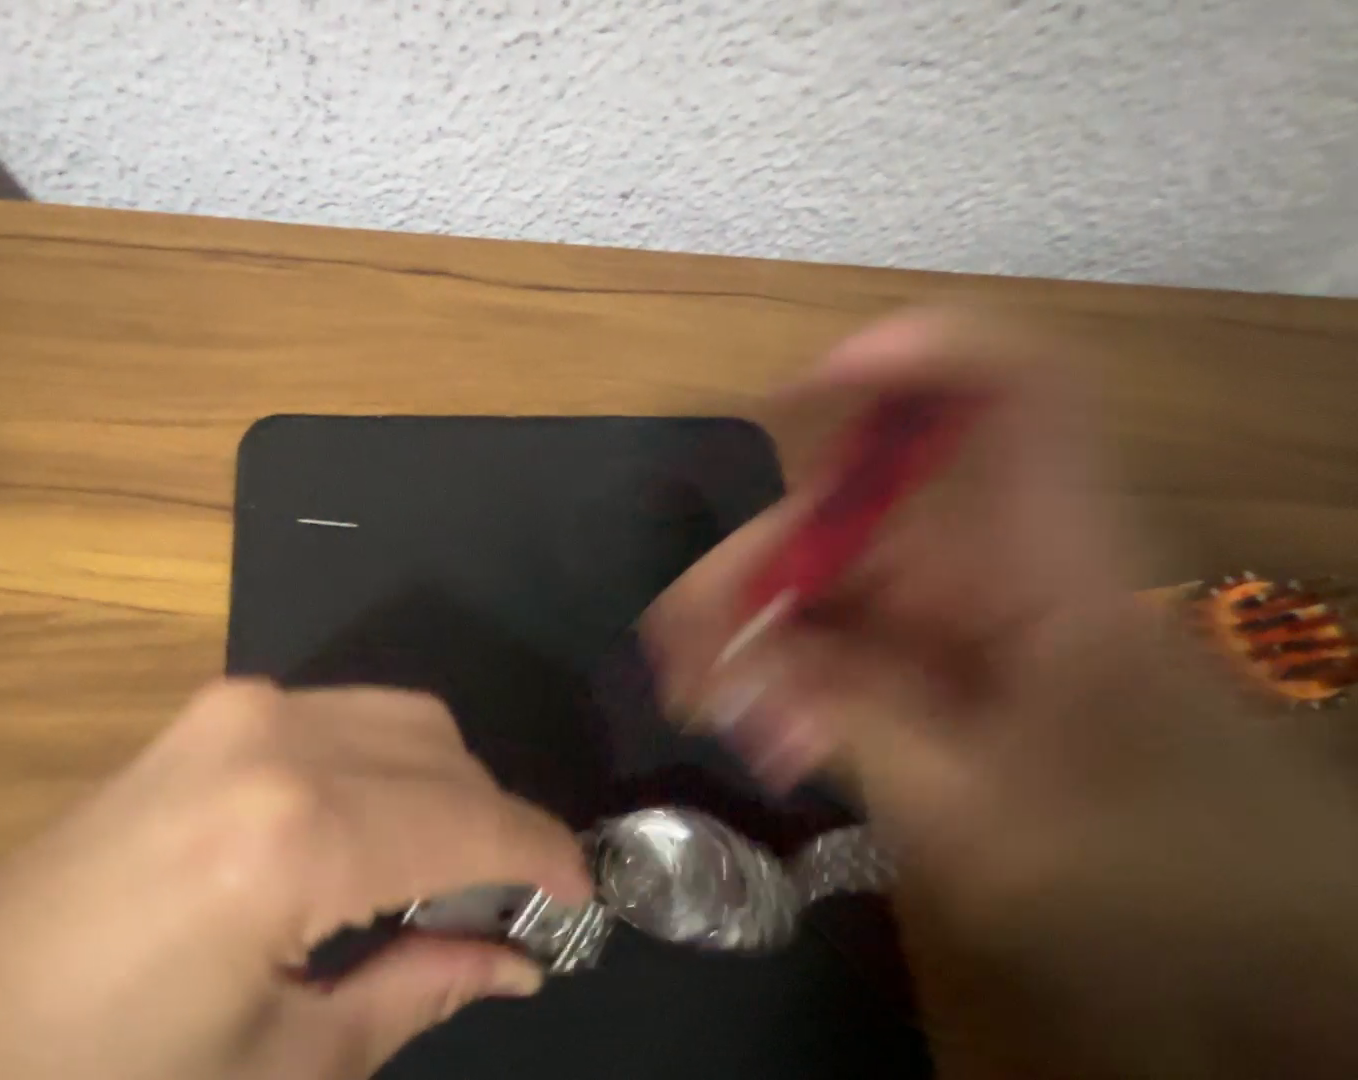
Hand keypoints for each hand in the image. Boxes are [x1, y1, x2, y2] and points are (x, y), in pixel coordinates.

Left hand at [0, 681, 589, 1079]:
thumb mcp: (284, 1063)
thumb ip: (417, 990)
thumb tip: (515, 960)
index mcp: (297, 832)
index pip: (470, 819)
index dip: (542, 855)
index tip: (583, 895)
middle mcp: (272, 737)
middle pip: (438, 748)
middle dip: (493, 819)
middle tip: (507, 905)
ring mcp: (229, 711)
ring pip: (391, 719)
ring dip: (438, 786)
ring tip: (437, 877)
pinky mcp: (199, 716)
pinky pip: (332, 719)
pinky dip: (379, 767)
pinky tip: (363, 840)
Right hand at [643, 310, 1357, 1078]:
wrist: (1259, 928)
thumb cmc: (1159, 873)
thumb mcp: (987, 822)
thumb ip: (847, 730)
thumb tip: (724, 681)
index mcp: (1046, 563)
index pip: (1008, 396)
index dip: (902, 362)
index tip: (789, 396)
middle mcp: (996, 558)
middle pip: (845, 512)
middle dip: (743, 575)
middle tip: (675, 658)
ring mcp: (965, 601)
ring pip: (824, 573)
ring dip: (751, 632)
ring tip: (703, 707)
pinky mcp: (942, 645)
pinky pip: (839, 629)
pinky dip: (787, 669)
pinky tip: (763, 728)